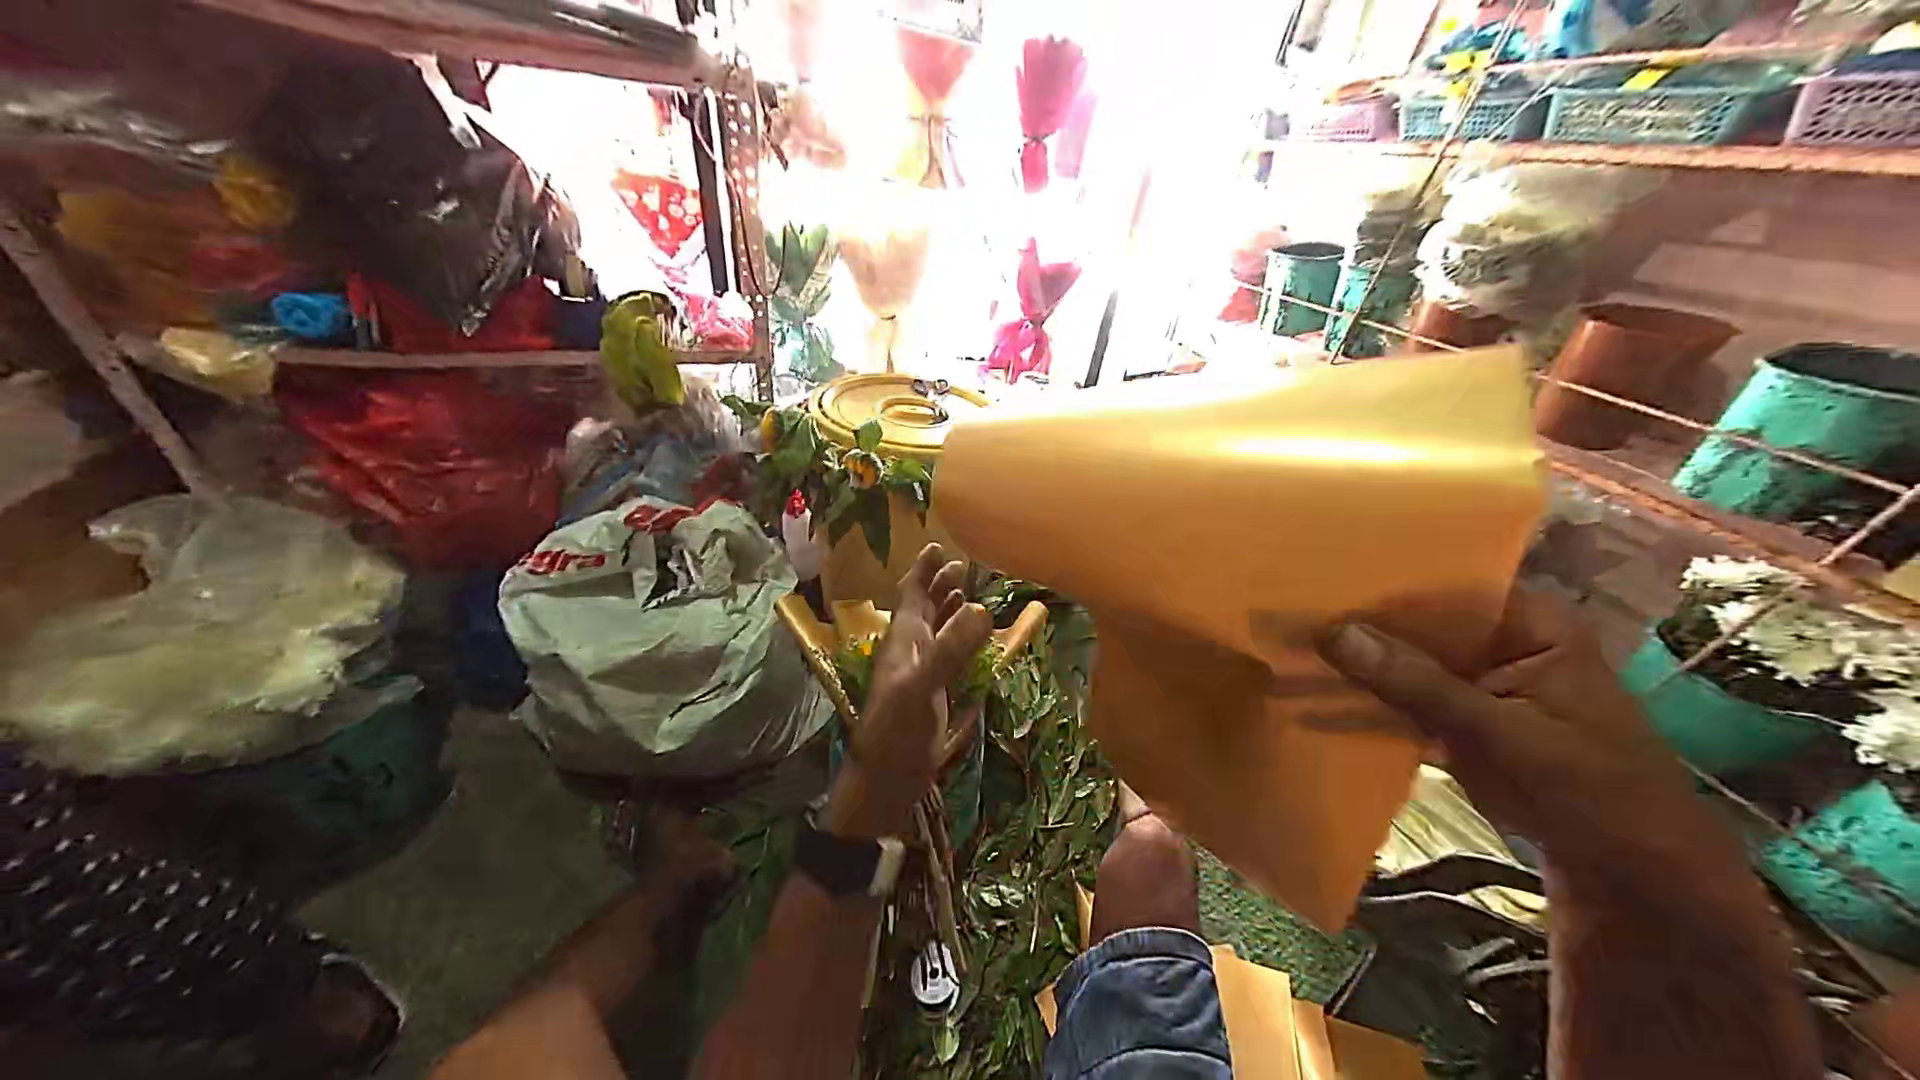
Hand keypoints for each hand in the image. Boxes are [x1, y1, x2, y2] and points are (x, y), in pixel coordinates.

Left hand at [824, 544, 990, 838]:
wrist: (888, 780)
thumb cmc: (896, 730)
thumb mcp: (921, 686)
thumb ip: (950, 648)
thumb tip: (982, 608)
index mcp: (904, 640)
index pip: (913, 594)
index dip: (924, 570)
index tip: (937, 545)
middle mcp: (911, 650)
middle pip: (926, 608)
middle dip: (942, 586)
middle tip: (963, 567)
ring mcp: (923, 673)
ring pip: (938, 632)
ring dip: (951, 611)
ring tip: (970, 595)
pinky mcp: (935, 695)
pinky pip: (951, 657)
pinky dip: (963, 643)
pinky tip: (976, 644)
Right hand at [1317, 587, 1746, 898]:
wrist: (1636, 878)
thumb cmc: (1595, 794)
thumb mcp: (1503, 734)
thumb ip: (1418, 683)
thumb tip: (1333, 632)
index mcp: (1531, 622)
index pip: (1443, 584)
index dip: (1381, 583)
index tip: (1317, 580)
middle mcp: (1499, 639)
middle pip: (1414, 620)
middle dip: (1356, 624)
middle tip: (1287, 614)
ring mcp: (1475, 678)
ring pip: (1401, 658)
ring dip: (1353, 662)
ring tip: (1286, 648)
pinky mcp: (1456, 714)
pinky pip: (1400, 695)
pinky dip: (1364, 698)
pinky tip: (1310, 694)